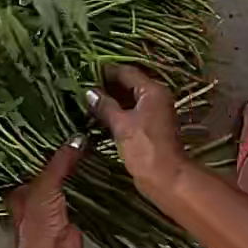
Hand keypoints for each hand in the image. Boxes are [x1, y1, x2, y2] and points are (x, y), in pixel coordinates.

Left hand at [6, 139, 85, 247]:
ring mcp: (53, 207)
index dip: (44, 148)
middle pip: (50, 172)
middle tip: (81, 137)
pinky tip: (98, 171)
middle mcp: (34, 197)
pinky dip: (87, 185)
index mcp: (20, 190)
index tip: (61, 130)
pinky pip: (80, 194)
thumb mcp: (46, 185)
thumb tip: (78, 138)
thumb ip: (61, 162)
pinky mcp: (71, 215)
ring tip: (92, 148)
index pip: (31, 162)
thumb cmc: (39, 223)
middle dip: (63, 158)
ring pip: (65, 182)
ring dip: (76, 171)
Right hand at [88, 65, 191, 195]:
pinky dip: (117, 112)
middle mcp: (156, 98)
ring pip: (130, 99)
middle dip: (107, 85)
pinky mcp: (150, 127)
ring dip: (111, 99)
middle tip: (82, 85)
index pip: (127, 72)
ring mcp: (154, 113)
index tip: (85, 70)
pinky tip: (99, 115)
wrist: (165, 176)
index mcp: (152, 91)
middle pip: (130, 84)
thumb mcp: (121, 124)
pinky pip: (131, 112)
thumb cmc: (144, 147)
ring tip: (87, 99)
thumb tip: (89, 92)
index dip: (106, 71)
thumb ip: (105, 105)